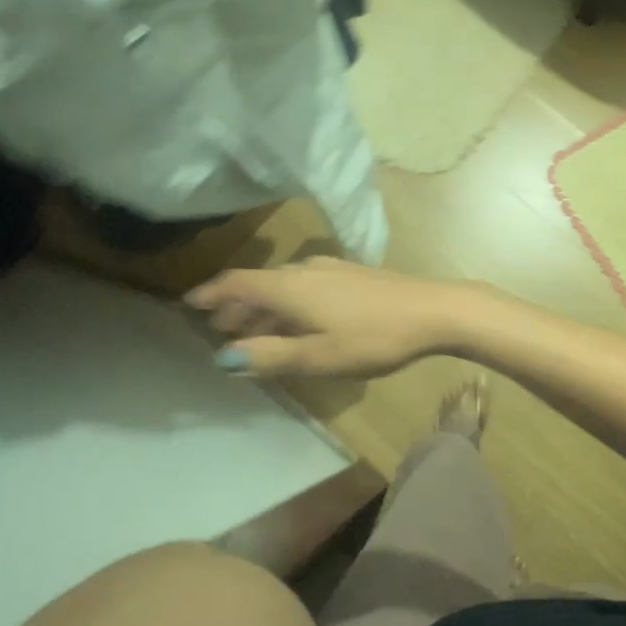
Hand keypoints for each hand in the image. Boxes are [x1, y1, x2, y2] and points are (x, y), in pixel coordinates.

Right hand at [186, 258, 477, 377]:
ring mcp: (333, 269)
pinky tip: (301, 324)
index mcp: (289, 286)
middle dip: (237, 306)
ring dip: (265, 307)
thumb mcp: (317, 356)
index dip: (212, 294)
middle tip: (220, 329)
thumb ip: (270, 356)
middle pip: (260, 284)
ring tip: (255, 332)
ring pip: (286, 285)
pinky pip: (307, 286)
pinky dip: (290, 304)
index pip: (238, 283)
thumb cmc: (372, 338)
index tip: (190, 306)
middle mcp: (306, 269)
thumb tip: (224, 356)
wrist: (434, 311)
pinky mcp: (355, 275)